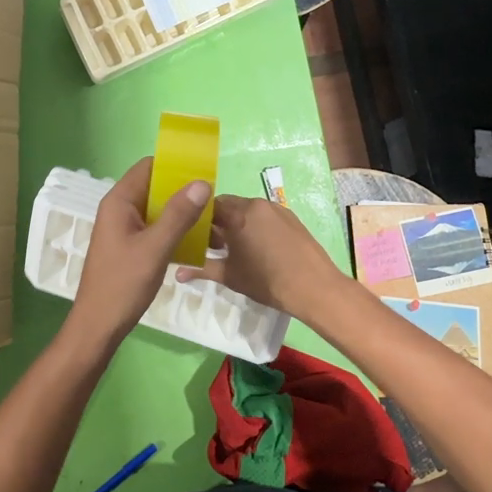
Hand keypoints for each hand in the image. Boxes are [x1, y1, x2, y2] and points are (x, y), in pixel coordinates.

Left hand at [70, 157, 210, 342]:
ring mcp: (123, 229)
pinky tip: (193, 242)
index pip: (148, 167)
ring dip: (179, 213)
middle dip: (182, 192)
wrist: (98, 326)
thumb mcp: (155, 248)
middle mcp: (119, 209)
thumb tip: (202, 182)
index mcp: (119, 201)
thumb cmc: (123, 284)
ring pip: (156, 210)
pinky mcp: (128, 247)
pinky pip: (154, 228)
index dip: (174, 166)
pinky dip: (172, 230)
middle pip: (153, 187)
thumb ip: (178, 215)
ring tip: (210, 221)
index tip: (204, 174)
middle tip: (213, 201)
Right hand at [177, 195, 348, 317]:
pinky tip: (260, 248)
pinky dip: (256, 225)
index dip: (200, 220)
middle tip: (215, 245)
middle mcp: (255, 204)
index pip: (209, 206)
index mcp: (238, 214)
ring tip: (238, 249)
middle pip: (229, 205)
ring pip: (247, 210)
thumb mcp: (231, 276)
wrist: (314, 287)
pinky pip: (264, 215)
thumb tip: (177, 273)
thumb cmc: (267, 281)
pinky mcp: (290, 216)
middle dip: (219, 222)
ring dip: (238, 223)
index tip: (197, 237)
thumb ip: (202, 269)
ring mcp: (275, 208)